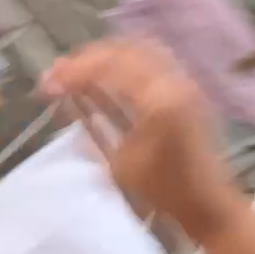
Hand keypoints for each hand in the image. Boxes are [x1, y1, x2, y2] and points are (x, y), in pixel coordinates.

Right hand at [41, 38, 249, 245]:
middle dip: (84, 60)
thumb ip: (92, 123)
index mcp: (158, 101)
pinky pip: (152, 58)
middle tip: (56, 74)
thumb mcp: (118, 163)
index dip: (72, 73)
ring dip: (104, 56)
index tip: (45, 84)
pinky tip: (105, 74)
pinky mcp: (187, 86)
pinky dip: (124, 61)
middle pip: (121, 51)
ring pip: (137, 49)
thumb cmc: (162, 192)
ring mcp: (184, 80)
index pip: (107, 69)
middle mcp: (173, 80)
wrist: (208, 204)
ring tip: (77, 71)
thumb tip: (64, 96)